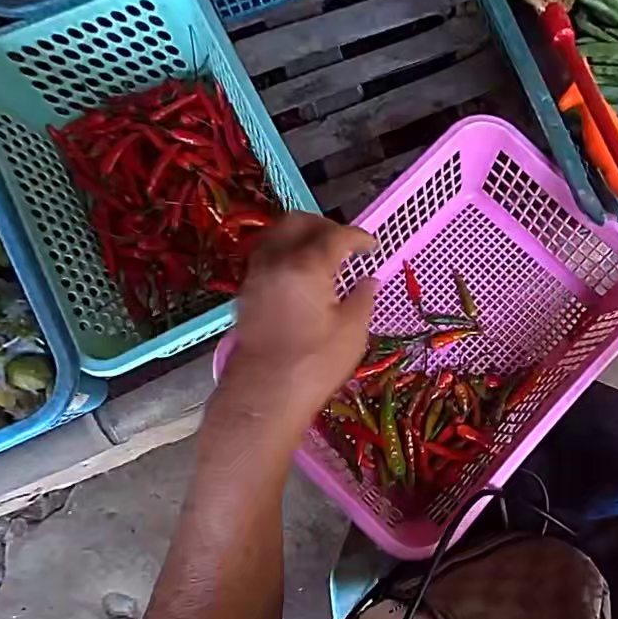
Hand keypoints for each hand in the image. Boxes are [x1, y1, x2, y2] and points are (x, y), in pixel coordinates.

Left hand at [220, 213, 376, 430]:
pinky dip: (285, 255)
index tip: (372, 247)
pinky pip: (266, 258)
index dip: (358, 237)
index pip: (335, 235)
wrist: (264, 395)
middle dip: (324, 225)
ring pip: (276, 237)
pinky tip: (300, 276)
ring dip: (300, 237)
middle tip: (345, 243)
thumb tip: (367, 281)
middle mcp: (275, 261)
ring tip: (322, 256)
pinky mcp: (245, 294)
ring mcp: (255, 277)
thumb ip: (362, 298)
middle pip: (297, 222)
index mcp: (305, 266)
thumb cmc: (314, 365)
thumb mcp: (352, 332)